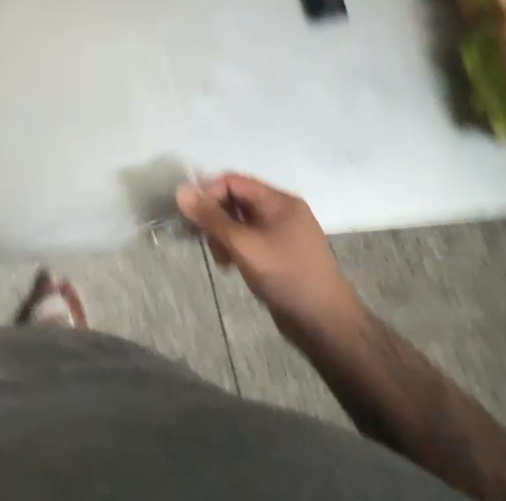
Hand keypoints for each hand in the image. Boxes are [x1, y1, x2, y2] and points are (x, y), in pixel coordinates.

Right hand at [176, 173, 362, 333]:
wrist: (325, 323)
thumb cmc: (285, 275)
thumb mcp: (243, 244)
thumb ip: (211, 217)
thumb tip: (180, 190)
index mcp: (279, 202)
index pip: (232, 182)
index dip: (208, 194)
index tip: (192, 218)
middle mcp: (282, 212)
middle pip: (235, 200)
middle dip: (214, 218)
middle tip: (201, 239)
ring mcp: (283, 234)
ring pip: (240, 222)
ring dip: (222, 236)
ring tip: (221, 259)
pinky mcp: (281, 254)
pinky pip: (249, 239)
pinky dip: (235, 248)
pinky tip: (230, 265)